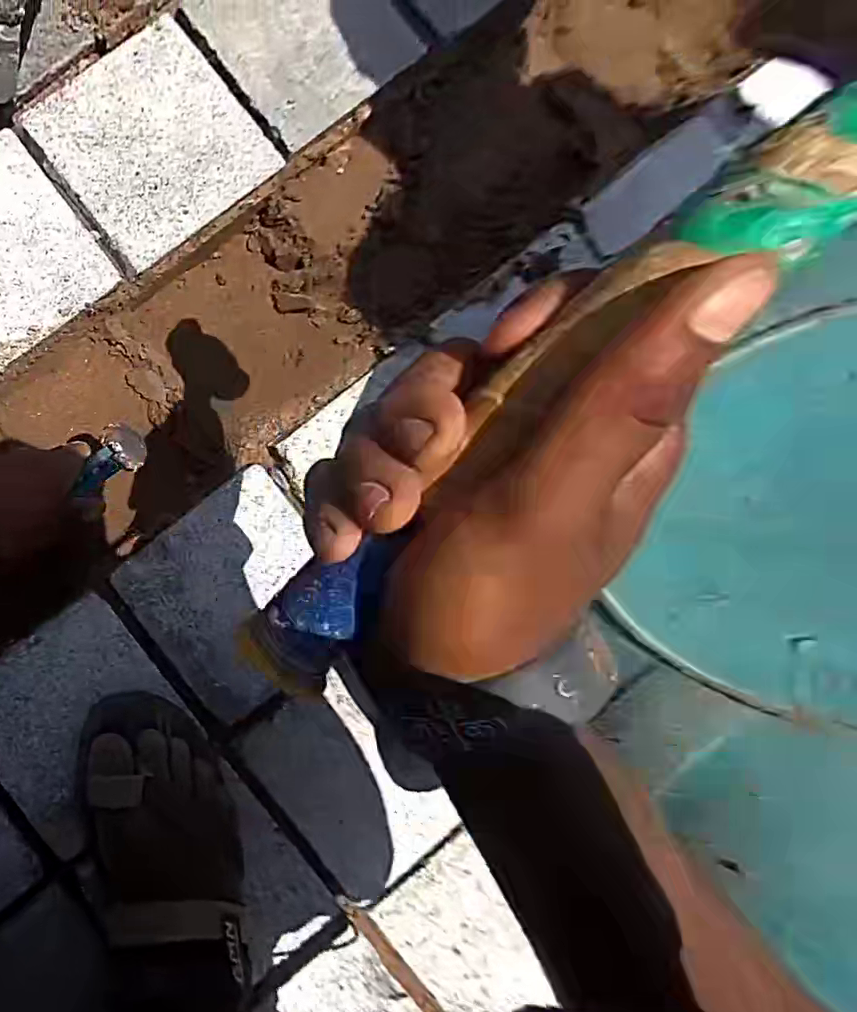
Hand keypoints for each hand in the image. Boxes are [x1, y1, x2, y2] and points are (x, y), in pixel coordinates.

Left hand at [0, 442, 92, 562]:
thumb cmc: (18, 534)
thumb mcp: (57, 532)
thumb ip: (77, 514)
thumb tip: (92, 503)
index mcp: (57, 464)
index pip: (79, 458)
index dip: (82, 475)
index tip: (81, 494)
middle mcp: (29, 453)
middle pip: (47, 462)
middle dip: (51, 480)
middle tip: (52, 507)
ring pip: (20, 469)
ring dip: (24, 485)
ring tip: (23, 514)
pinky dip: (2, 492)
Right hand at [306, 255, 779, 680]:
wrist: (419, 671)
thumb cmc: (500, 594)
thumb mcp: (557, 500)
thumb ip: (619, 400)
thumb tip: (743, 273)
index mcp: (590, 425)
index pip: (584, 321)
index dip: (538, 314)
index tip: (496, 351)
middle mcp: (513, 435)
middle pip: (453, 369)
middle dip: (416, 415)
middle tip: (418, 464)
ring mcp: (439, 466)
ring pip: (384, 419)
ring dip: (368, 470)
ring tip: (375, 525)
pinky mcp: (384, 491)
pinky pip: (344, 467)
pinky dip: (336, 503)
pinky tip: (344, 542)